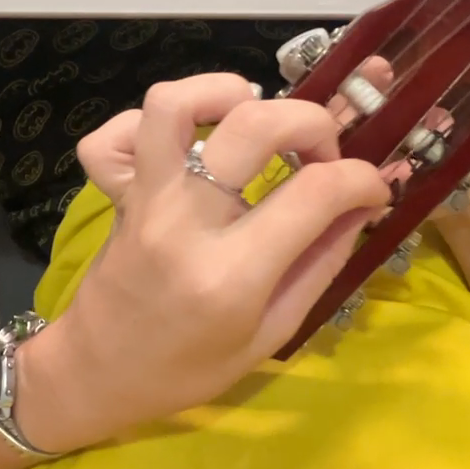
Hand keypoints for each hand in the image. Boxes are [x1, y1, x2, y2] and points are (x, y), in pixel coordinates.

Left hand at [15, 73, 390, 451]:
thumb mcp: (271, 334)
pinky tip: (185, 142)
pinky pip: (112, 135)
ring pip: (171, 106)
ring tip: (252, 116)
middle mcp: (184, 224)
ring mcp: (143, 201)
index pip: (316, 193)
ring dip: (224, 93)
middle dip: (311, 122)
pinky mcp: (114, 193)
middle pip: (253, 126)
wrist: (98, 375)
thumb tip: (360, 205)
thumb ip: (321, 264)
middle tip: (320, 154)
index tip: (371, 188)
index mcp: (232, 274)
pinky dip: (148, 125)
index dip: (362, 179)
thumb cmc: (189, 369)